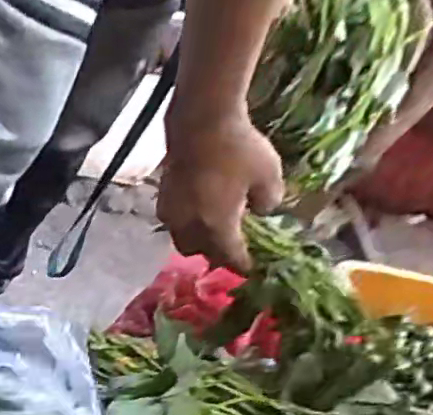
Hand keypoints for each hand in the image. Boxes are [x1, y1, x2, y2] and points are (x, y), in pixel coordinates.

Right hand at [157, 109, 284, 270]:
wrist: (200, 127)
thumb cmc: (238, 150)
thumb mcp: (269, 172)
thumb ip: (269, 199)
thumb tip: (263, 211)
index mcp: (218, 227)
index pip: (230, 256)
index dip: (241, 264)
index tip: (250, 269)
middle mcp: (191, 229)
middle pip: (201, 253)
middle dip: (215, 253)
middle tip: (230, 246)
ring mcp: (173, 218)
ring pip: (184, 242)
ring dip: (199, 240)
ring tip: (211, 227)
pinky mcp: (163, 205)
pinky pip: (176, 225)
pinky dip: (188, 224)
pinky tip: (198, 209)